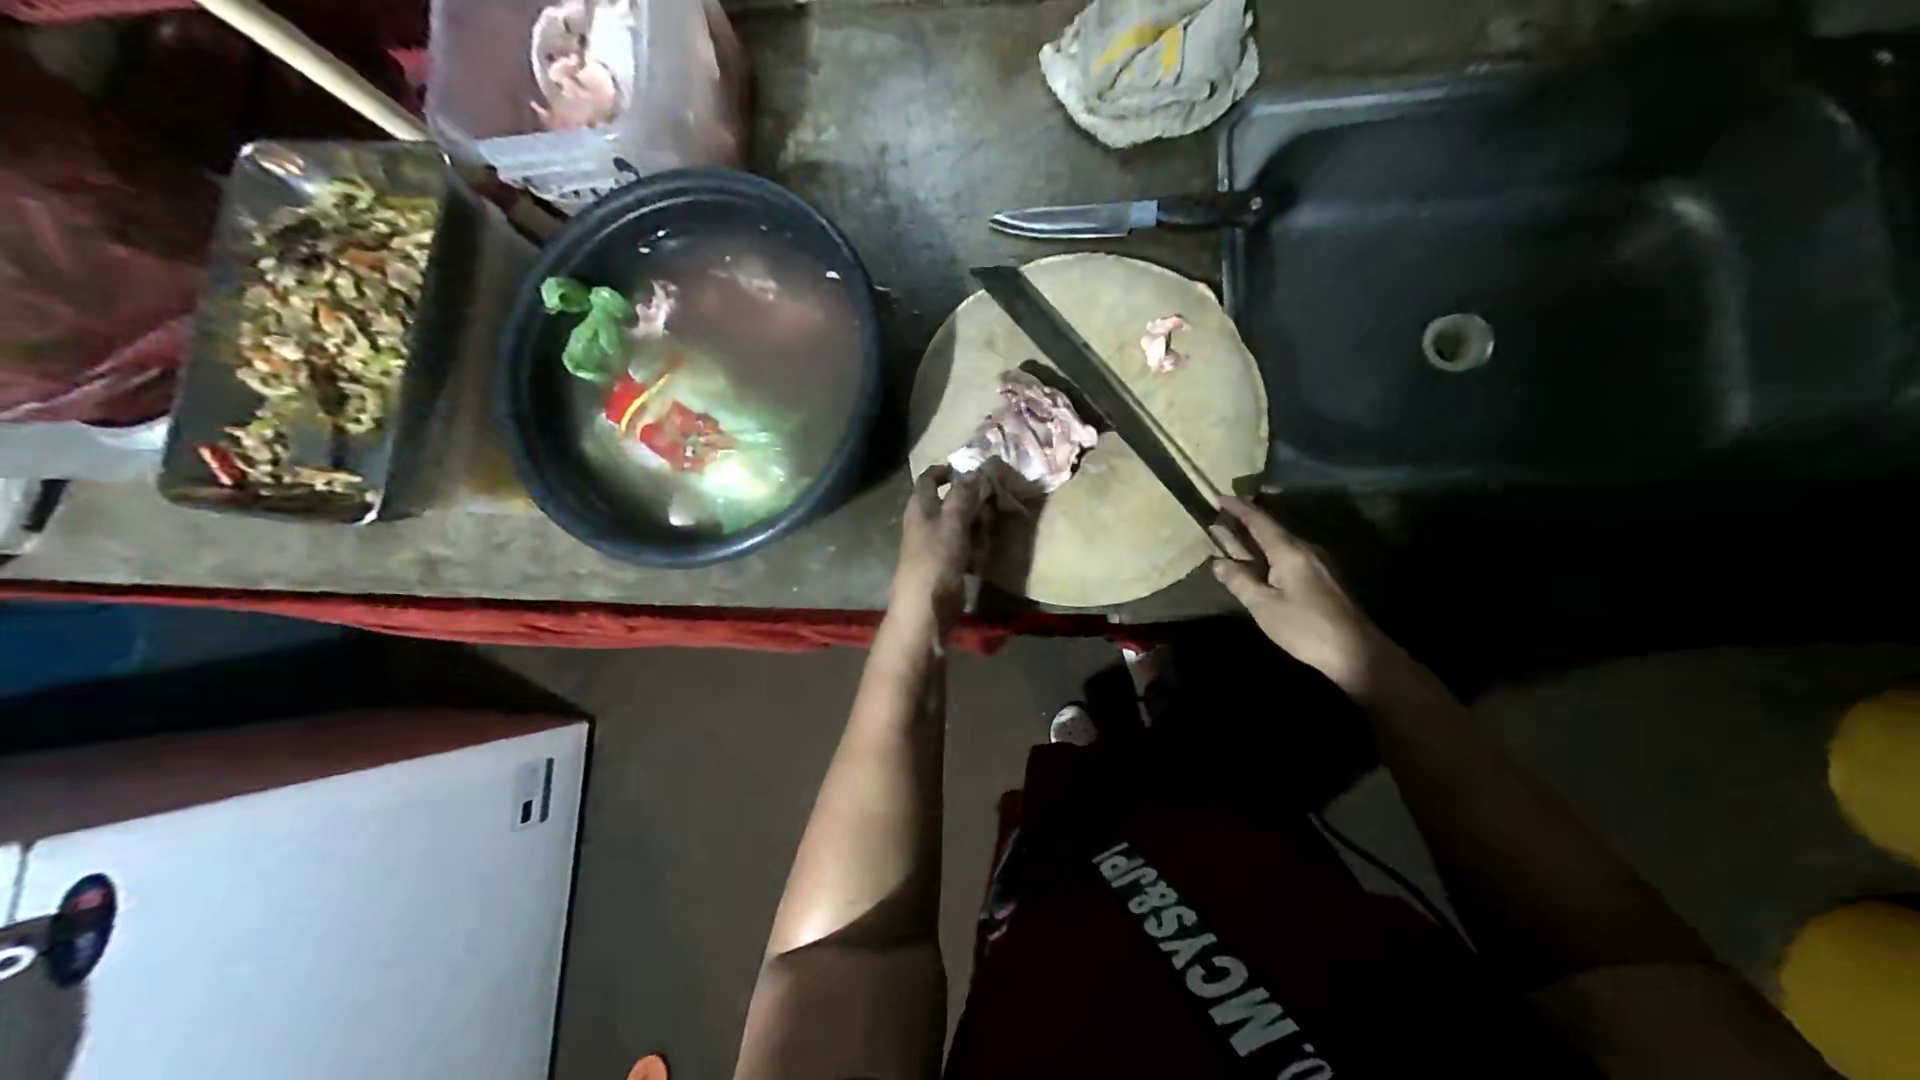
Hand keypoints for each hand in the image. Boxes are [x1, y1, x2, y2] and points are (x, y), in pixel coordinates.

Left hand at [891, 465, 990, 629]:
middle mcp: (923, 524)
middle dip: (969, 500)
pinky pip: (960, 549)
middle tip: (992, 501)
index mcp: (920, 508)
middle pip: (946, 503)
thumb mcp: (953, 523)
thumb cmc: (936, 562)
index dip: (945, 471)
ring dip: (975, 525)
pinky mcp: (942, 567)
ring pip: (956, 526)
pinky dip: (973, 548)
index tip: (969, 470)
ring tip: (992, 528)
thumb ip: (963, 495)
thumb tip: (974, 470)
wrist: (924, 611)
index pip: (928, 479)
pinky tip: (983, 555)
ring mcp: (931, 547)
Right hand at [1211, 498, 1395, 697]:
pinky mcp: (1326, 577)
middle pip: (1273, 527)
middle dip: (1248, 520)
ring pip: (1284, 540)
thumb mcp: (1263, 606)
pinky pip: (1293, 553)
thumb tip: (1218, 562)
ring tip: (1239, 537)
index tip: (1219, 498)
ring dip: (1260, 536)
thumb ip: (1239, 581)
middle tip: (1223, 517)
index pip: (1260, 521)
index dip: (1238, 508)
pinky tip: (1264, 561)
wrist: (1356, 652)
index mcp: (1290, 551)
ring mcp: (1320, 562)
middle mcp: (1307, 549)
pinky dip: (1273, 550)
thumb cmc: (1305, 627)